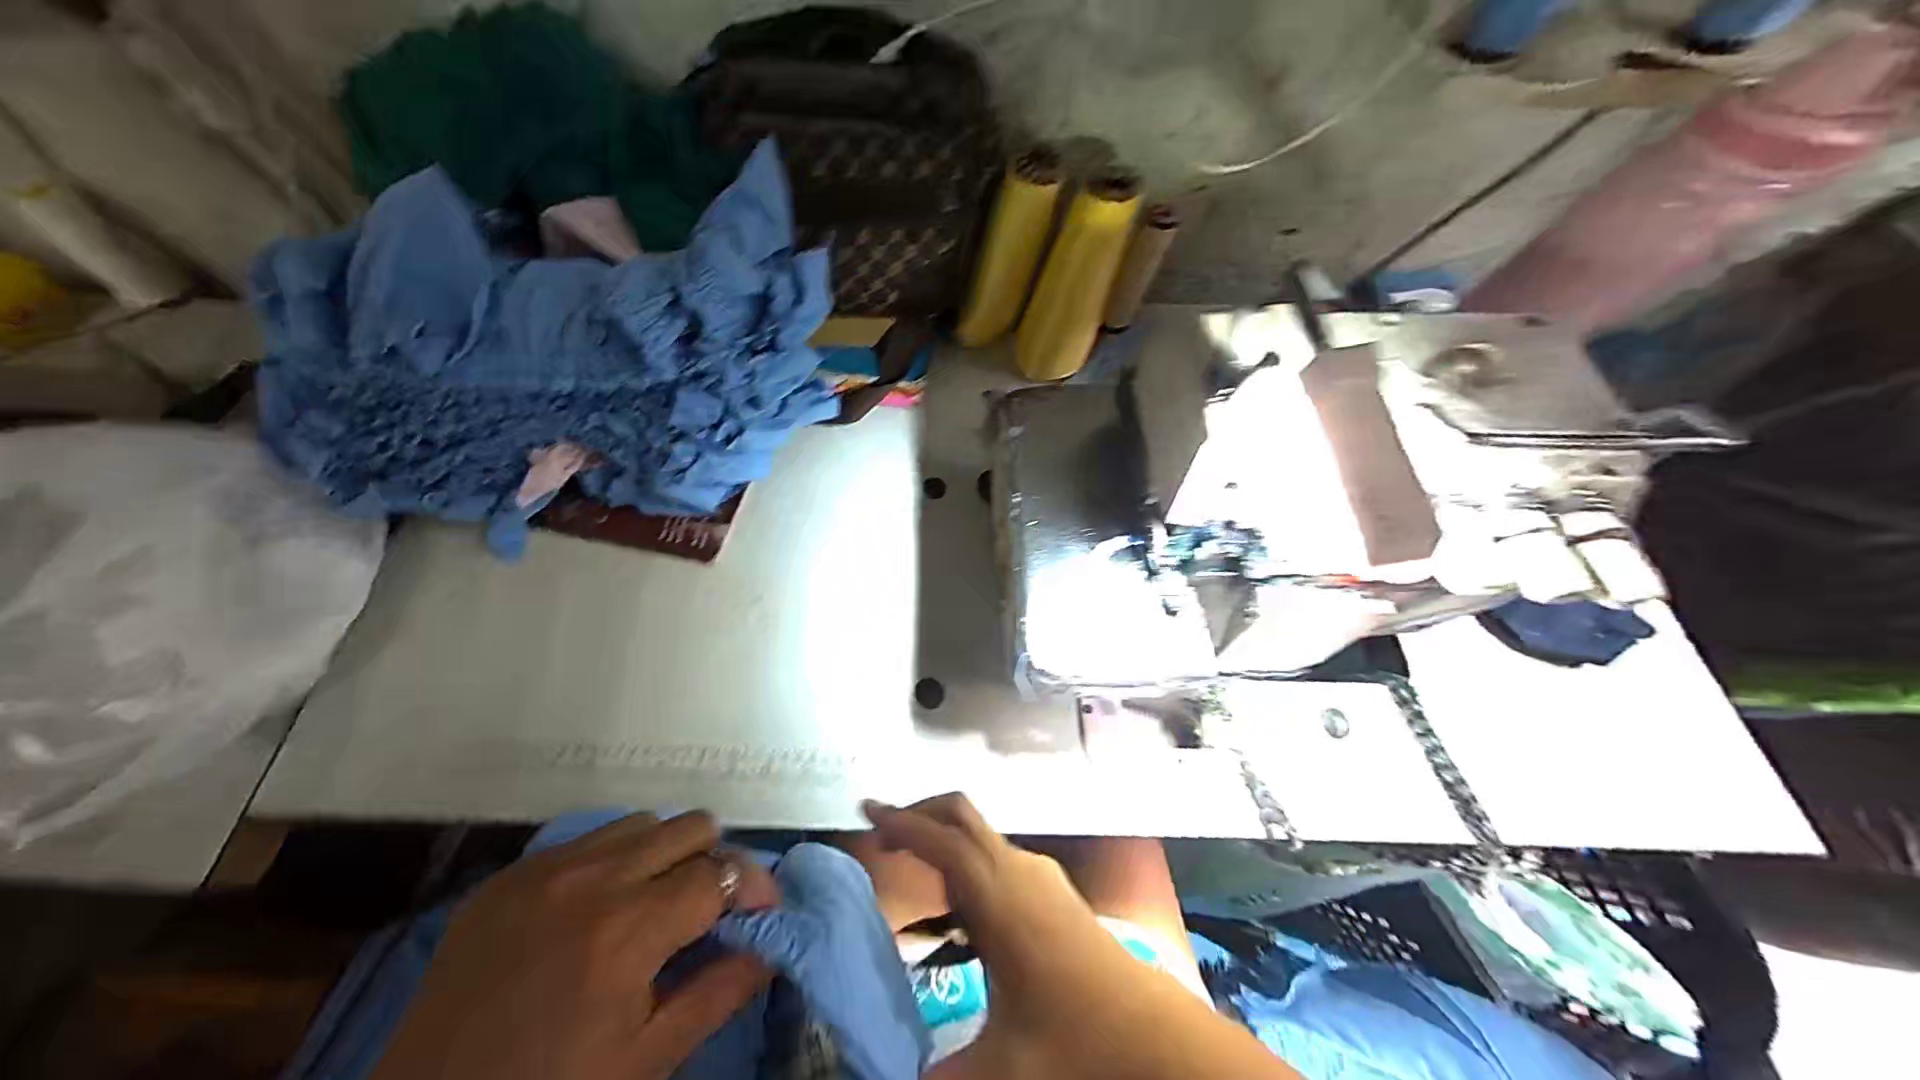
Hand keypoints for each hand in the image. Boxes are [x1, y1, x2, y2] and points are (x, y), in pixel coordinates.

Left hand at [370, 811, 777, 1079]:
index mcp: (629, 928)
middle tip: (709, 909)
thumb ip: (722, 990)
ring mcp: (543, 870)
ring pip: (642, 823)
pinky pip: (587, 839)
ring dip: (665, 854)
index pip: (722, 871)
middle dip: (714, 861)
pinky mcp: (508, 875)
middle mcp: (591, 879)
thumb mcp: (649, 1057)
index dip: (754, 887)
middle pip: (690, 826)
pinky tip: (599, 908)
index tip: (762, 911)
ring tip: (655, 903)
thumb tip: (772, 944)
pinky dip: (613, 861)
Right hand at [863, 795, 1300, 1079]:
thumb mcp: (1001, 1068)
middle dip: (920, 813)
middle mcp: (1019, 873)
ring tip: (913, 873)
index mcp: (999, 898)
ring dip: (945, 838)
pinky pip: (998, 858)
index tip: (865, 809)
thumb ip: (940, 1073)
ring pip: (982, 835)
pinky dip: (967, 859)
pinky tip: (960, 907)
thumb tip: (897, 1076)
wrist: (1161, 1043)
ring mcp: (1042, 879)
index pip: (940, 841)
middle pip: (962, 815)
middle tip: (883, 834)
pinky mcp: (1056, 894)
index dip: (900, 821)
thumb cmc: (1078, 1044)